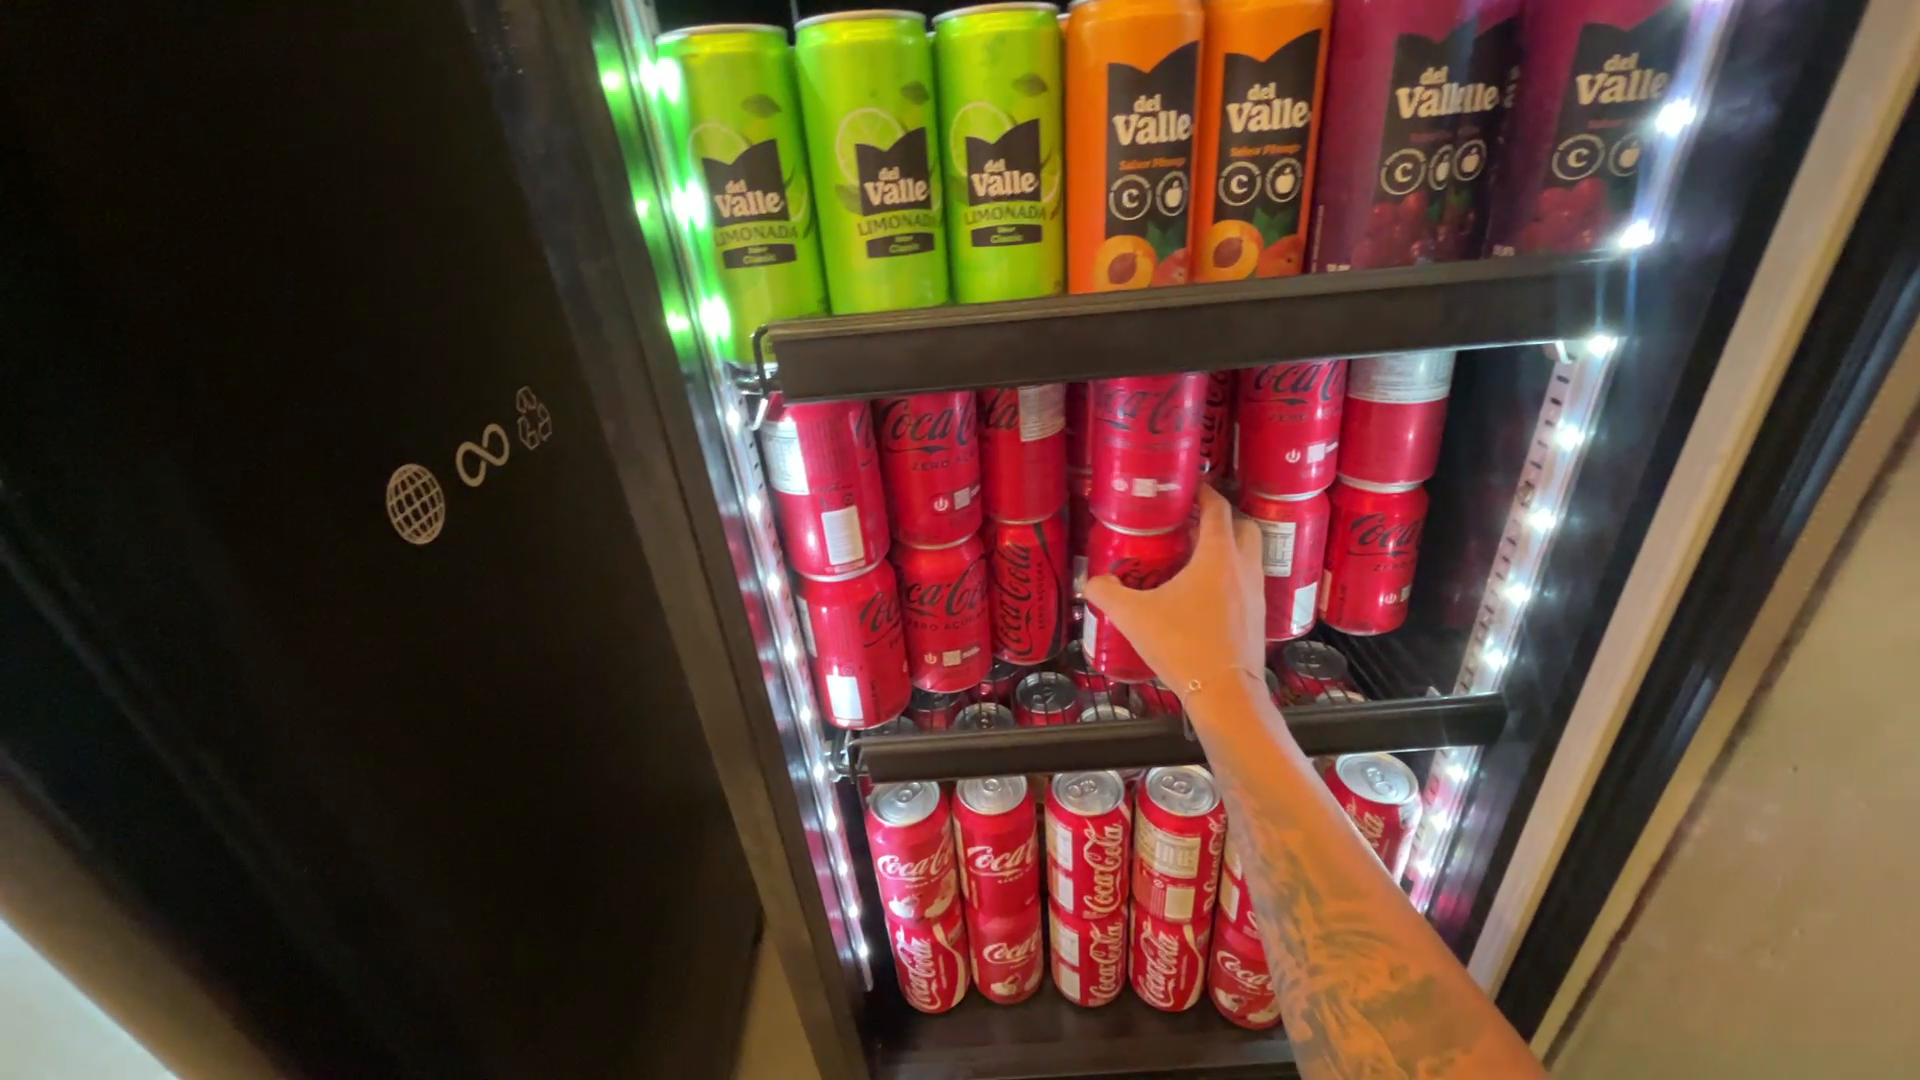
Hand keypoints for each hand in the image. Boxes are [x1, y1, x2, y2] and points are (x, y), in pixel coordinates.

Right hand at [1083, 486, 1266, 694]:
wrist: (1224, 693)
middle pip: (1243, 525)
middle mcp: (1243, 567)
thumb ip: (1107, 594)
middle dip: (1222, 517)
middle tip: (1193, 520)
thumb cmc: (1182, 645)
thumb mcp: (1134, 616)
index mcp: (1217, 555)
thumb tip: (1091, 582)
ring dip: (1230, 546)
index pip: (1217, 508)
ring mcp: (1256, 593)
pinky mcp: (1258, 618)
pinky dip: (1232, 575)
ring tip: (1197, 554)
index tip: (1187, 486)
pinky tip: (1206, 593)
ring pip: (1249, 555)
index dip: (1204, 492)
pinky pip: (1248, 582)